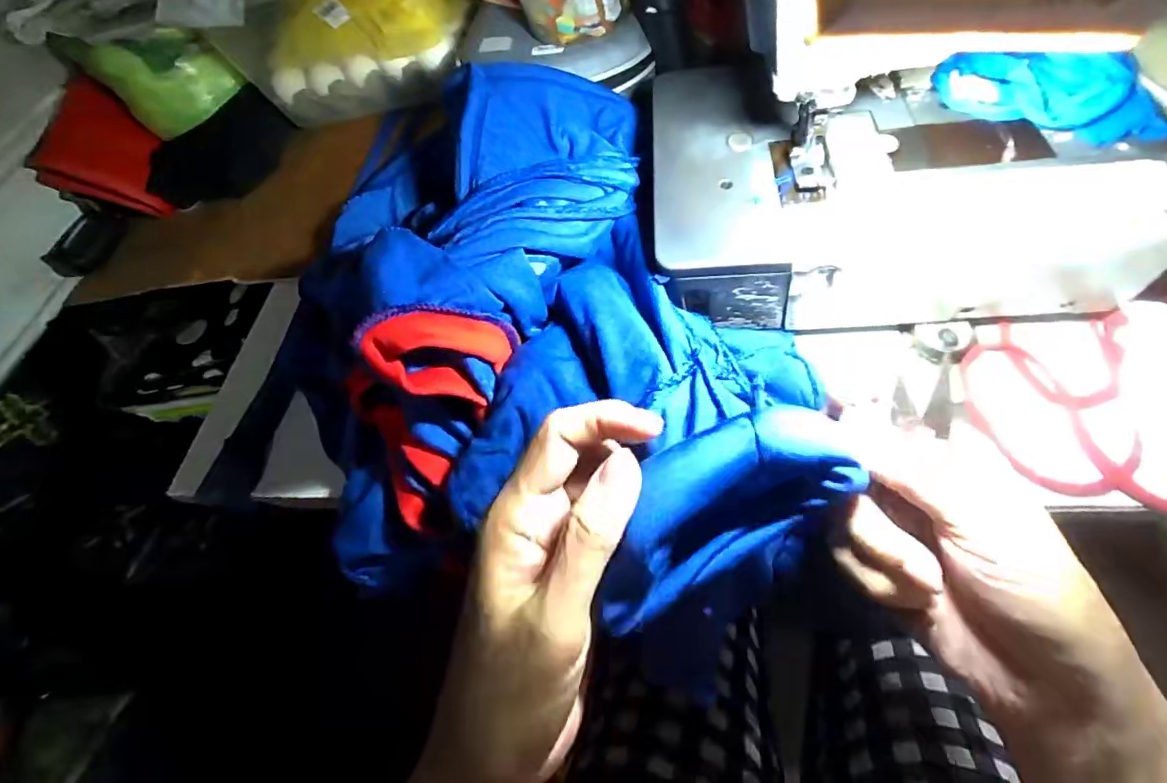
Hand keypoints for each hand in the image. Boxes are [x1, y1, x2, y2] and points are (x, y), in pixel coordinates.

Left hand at [411, 401, 662, 782]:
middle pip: (575, 450)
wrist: (494, 758)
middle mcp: (531, 517)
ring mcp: (551, 540)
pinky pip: (601, 513)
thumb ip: (590, 537)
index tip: (656, 429)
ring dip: (629, 468)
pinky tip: (657, 507)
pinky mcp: (570, 563)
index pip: (557, 437)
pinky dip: (630, 501)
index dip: (605, 418)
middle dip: (621, 437)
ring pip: (591, 479)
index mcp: (515, 516)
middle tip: (672, 452)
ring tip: (673, 473)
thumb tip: (627, 459)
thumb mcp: (556, 616)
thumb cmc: (515, 690)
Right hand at [834, 428, 1166, 782]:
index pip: (878, 422)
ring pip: (842, 518)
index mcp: (941, 452)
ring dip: (883, 558)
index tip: (834, 451)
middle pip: (849, 473)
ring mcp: (892, 525)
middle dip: (874, 521)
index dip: (851, 431)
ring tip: (930, 584)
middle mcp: (910, 480)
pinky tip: (918, 602)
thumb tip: (849, 426)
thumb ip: (908, 466)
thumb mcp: (973, 509)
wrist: (1038, 674)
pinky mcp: (879, 569)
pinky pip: (846, 558)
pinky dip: (879, 583)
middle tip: (917, 556)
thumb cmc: (1024, 572)